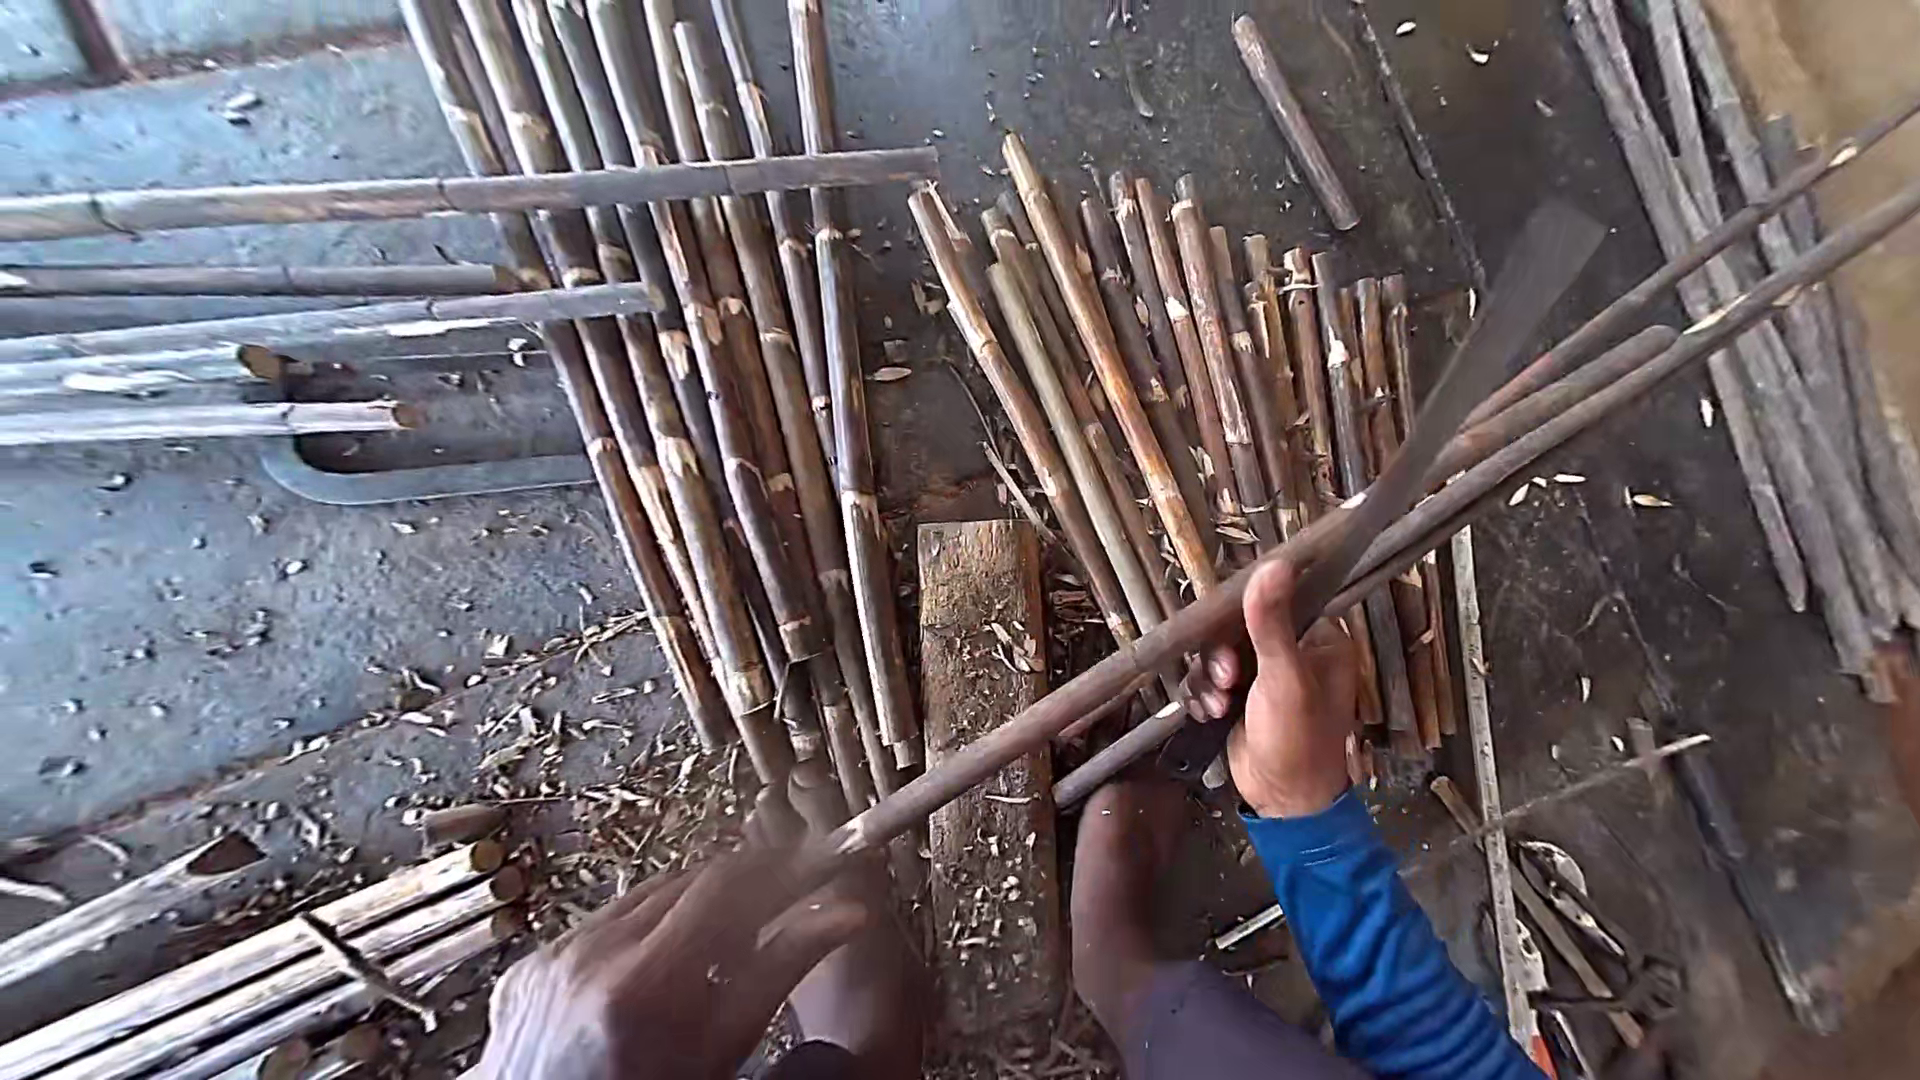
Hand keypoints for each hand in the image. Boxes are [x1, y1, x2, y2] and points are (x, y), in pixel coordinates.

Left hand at [469, 840, 868, 1079]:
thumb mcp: (724, 1049)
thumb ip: (782, 969)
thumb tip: (848, 913)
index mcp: (643, 988)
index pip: (728, 882)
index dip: (778, 865)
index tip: (815, 860)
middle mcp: (591, 958)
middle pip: (694, 879)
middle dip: (744, 884)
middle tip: (779, 903)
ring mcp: (553, 959)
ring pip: (654, 891)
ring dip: (698, 902)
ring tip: (718, 945)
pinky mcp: (530, 965)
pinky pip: (610, 917)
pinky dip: (651, 924)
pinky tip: (664, 963)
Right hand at [1197, 558, 1359, 817]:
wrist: (1282, 803)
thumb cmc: (1298, 739)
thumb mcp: (1285, 677)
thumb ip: (1271, 622)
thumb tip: (1273, 563)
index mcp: (1319, 643)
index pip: (1276, 603)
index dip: (1246, 612)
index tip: (1227, 629)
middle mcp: (1291, 655)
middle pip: (1236, 630)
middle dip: (1222, 657)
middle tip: (1226, 679)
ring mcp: (1262, 678)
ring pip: (1216, 655)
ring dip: (1209, 679)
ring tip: (1217, 703)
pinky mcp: (1237, 699)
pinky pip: (1206, 680)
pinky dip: (1203, 694)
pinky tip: (1209, 712)